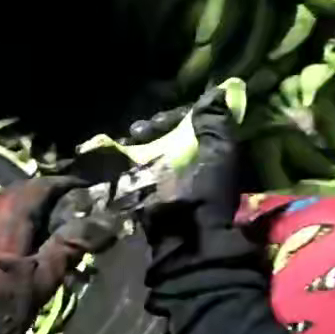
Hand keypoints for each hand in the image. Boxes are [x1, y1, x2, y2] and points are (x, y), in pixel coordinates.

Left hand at [0, 177, 115, 333]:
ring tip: (41, 220)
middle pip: (18, 192)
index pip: (41, 186)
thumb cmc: (4, 303)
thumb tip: (107, 222)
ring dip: (21, 206)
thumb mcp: (45, 276)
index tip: (85, 190)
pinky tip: (11, 236)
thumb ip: (72, 244)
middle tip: (66, 206)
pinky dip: (3, 219)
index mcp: (10, 216)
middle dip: (43, 194)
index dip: (64, 185)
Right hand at [136, 86, 242, 238]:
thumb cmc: (203, 195)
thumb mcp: (217, 154)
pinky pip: (132, 167)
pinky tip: (115, 154)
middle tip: (138, 131)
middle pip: (167, 135)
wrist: (181, 242)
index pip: (190, 123)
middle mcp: (188, 164)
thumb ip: (216, 124)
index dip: (176, 116)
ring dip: (136, 142)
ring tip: (125, 142)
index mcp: (209, 155)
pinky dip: (124, 158)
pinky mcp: (145, 195)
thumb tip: (219, 91)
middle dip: (152, 128)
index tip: (160, 120)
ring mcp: (165, 181)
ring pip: (148, 148)